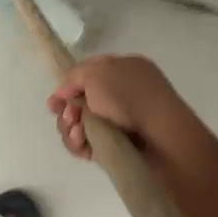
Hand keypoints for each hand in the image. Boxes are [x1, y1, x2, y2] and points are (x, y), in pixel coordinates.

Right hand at [46, 54, 200, 161]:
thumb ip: (74, 76)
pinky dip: (79, 145)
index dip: (67, 86)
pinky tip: (83, 146)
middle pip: (77, 102)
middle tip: (71, 117)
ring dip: (70, 129)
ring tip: (79, 135)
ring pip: (77, 125)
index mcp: (122, 70)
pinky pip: (86, 144)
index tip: (56, 100)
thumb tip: (64, 94)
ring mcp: (117, 122)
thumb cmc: (130, 98)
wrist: (161, 139)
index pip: (85, 74)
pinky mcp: (115, 146)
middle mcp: (119, 95)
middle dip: (67, 111)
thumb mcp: (97, 72)